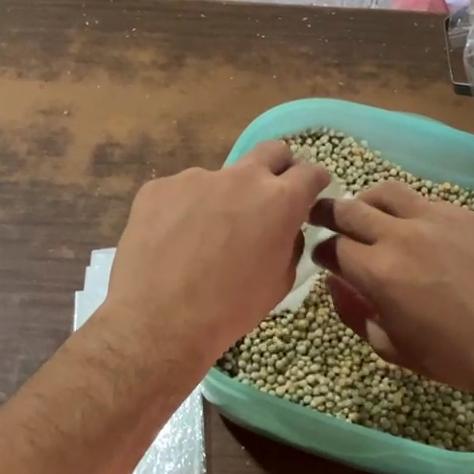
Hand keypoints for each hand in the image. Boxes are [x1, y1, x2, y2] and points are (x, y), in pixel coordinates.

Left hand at [102, 140, 330, 366]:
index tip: (311, 190)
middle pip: (271, 151)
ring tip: (203, 237)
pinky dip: (183, 210)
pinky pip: (180, 193)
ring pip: (220, 179)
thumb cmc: (230, 309)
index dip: (314, 181)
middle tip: (269, 195)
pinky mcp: (158, 187)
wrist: (160, 321)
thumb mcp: (280, 282)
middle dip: (277, 168)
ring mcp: (195, 178)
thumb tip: (284, 227)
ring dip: (222, 198)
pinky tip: (172, 242)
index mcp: (279, 200)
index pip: (310, 173)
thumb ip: (289, 242)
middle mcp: (241, 178)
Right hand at [312, 182, 473, 403]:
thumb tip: (337, 284)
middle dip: (329, 213)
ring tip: (368, 211)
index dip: (321, 251)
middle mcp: (402, 235)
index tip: (323, 257)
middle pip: (350, 209)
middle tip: (323, 217)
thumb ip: (354, 312)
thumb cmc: (453, 357)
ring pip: (389, 193)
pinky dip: (413, 212)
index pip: (332, 247)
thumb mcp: (391, 347)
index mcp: (377, 271)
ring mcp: (439, 218)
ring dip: (369, 201)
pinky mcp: (469, 215)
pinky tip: (421, 230)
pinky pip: (430, 203)